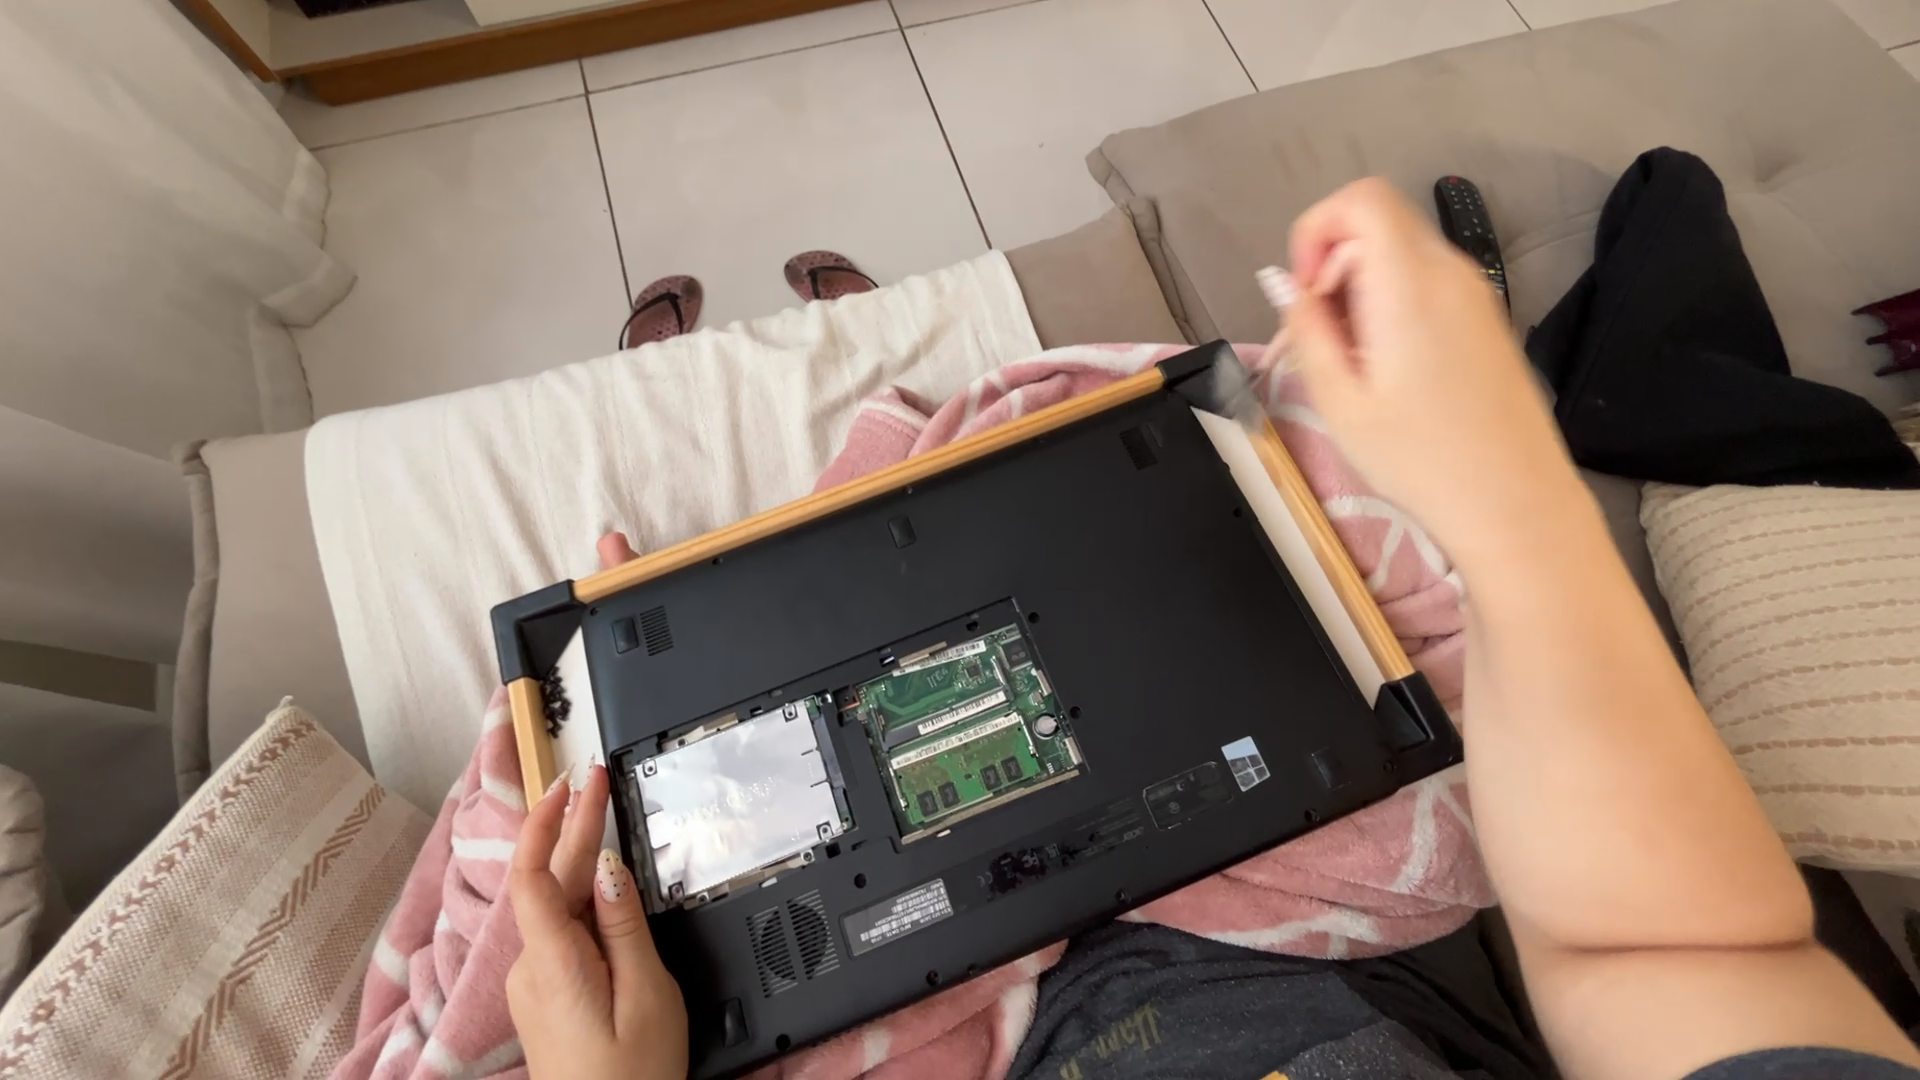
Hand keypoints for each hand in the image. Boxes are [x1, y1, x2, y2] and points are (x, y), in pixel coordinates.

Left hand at [506, 759, 686, 1079]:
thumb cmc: (632, 1072)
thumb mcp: (645, 991)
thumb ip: (624, 925)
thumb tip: (608, 866)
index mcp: (554, 963)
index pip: (535, 876)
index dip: (548, 822)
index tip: (572, 784)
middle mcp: (532, 967)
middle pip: (549, 881)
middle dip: (572, 824)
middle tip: (596, 778)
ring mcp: (534, 980)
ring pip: (556, 901)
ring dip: (577, 854)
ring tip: (598, 811)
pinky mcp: (545, 990)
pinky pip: (561, 925)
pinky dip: (578, 889)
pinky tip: (596, 873)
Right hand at [1282, 178, 1587, 567]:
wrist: (1512, 500)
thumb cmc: (1415, 458)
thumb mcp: (1339, 400)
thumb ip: (1307, 330)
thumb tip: (1283, 283)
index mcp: (1410, 285)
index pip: (1359, 200)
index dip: (1315, 232)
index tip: (1303, 296)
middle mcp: (1450, 272)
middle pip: (1376, 225)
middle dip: (1331, 270)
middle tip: (1321, 344)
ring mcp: (1475, 293)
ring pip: (1398, 255)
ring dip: (1356, 293)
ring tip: (1351, 366)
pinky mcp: (1485, 318)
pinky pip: (1423, 283)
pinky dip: (1388, 306)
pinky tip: (1386, 369)